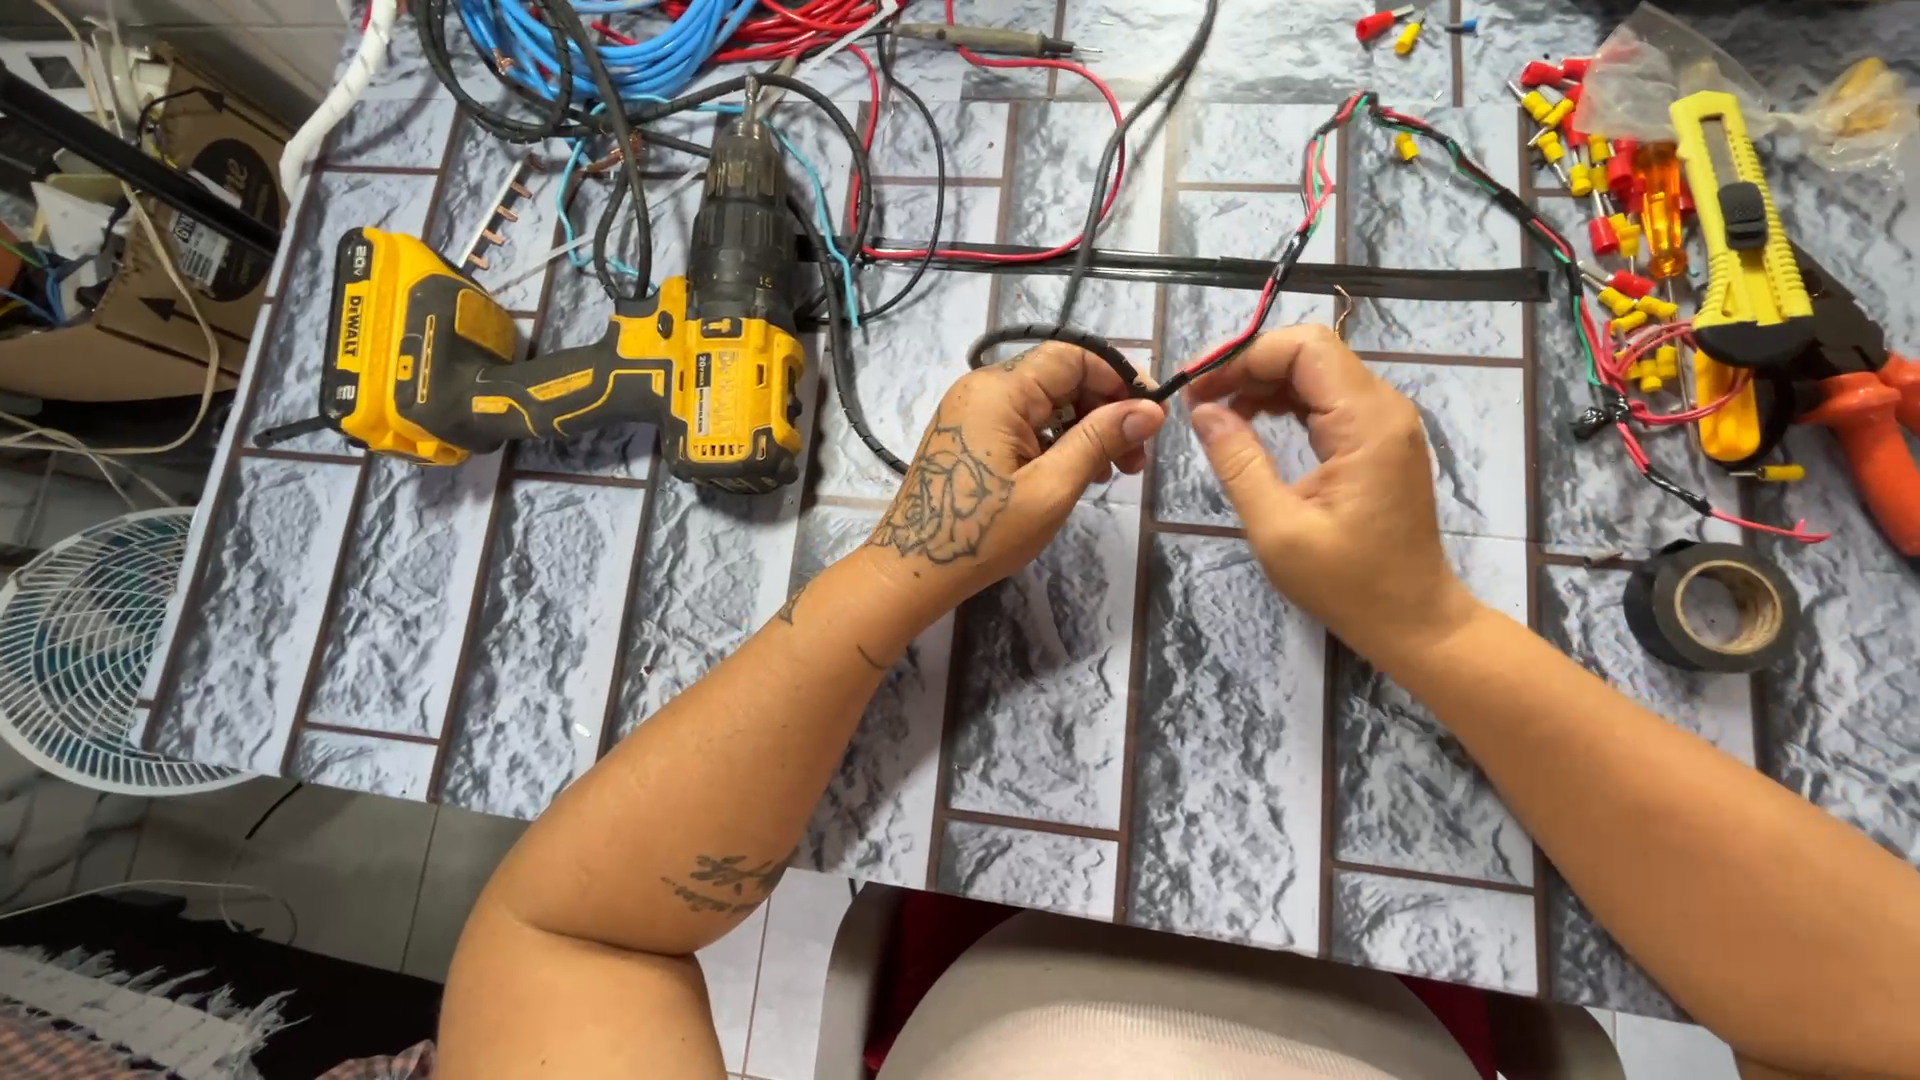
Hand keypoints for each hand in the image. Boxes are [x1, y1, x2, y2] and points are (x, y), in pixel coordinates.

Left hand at [865, 342, 1165, 614]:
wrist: (914, 569)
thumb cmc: (982, 533)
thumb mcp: (1052, 487)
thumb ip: (1099, 440)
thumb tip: (1149, 409)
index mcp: (999, 391)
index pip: (1073, 357)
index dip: (1119, 378)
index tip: (1152, 413)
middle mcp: (983, 389)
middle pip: (1060, 379)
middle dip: (1105, 411)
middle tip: (1136, 457)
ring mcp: (973, 412)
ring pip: (1045, 404)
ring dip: (1084, 430)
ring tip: (1112, 472)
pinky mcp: (970, 436)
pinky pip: (1024, 424)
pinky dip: (1056, 442)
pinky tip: (1077, 473)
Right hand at [1183, 324, 1478, 664]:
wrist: (1411, 618)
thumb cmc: (1346, 582)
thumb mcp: (1277, 528)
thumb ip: (1238, 462)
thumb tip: (1202, 411)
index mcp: (1366, 423)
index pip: (1304, 348)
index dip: (1244, 354)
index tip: (1196, 384)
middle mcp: (1382, 409)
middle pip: (1309, 353)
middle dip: (1247, 366)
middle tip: (1197, 398)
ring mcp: (1383, 423)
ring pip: (1315, 373)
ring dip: (1261, 383)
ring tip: (1213, 411)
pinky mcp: (1376, 440)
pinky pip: (1325, 401)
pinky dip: (1282, 403)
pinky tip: (1248, 424)